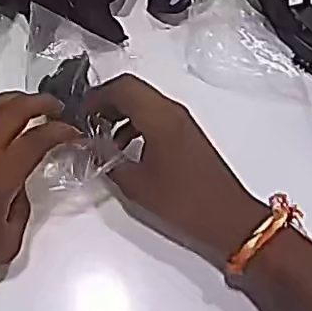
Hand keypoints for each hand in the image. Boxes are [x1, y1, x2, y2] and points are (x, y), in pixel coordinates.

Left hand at [0, 92, 79, 302]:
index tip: (74, 132)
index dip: (61, 131)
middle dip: (40, 103)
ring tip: (31, 106)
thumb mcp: (6, 242)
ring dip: (14, 101)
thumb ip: (22, 208)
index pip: (37, 138)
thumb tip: (21, 187)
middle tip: (57, 108)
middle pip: (13, 109)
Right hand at [86, 74, 267, 262]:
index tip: (80, 114)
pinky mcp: (187, 134)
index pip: (121, 87)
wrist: (231, 222)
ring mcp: (182, 122)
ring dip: (120, 111)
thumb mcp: (135, 184)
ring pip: (143, 100)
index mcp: (159, 117)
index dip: (96, 96)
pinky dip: (135, 122)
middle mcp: (172, 112)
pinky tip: (125, 147)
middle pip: (132, 89)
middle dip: (106, 101)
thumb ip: (107, 159)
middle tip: (88, 121)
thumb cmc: (183, 203)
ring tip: (103, 135)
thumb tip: (91, 145)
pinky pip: (155, 114)